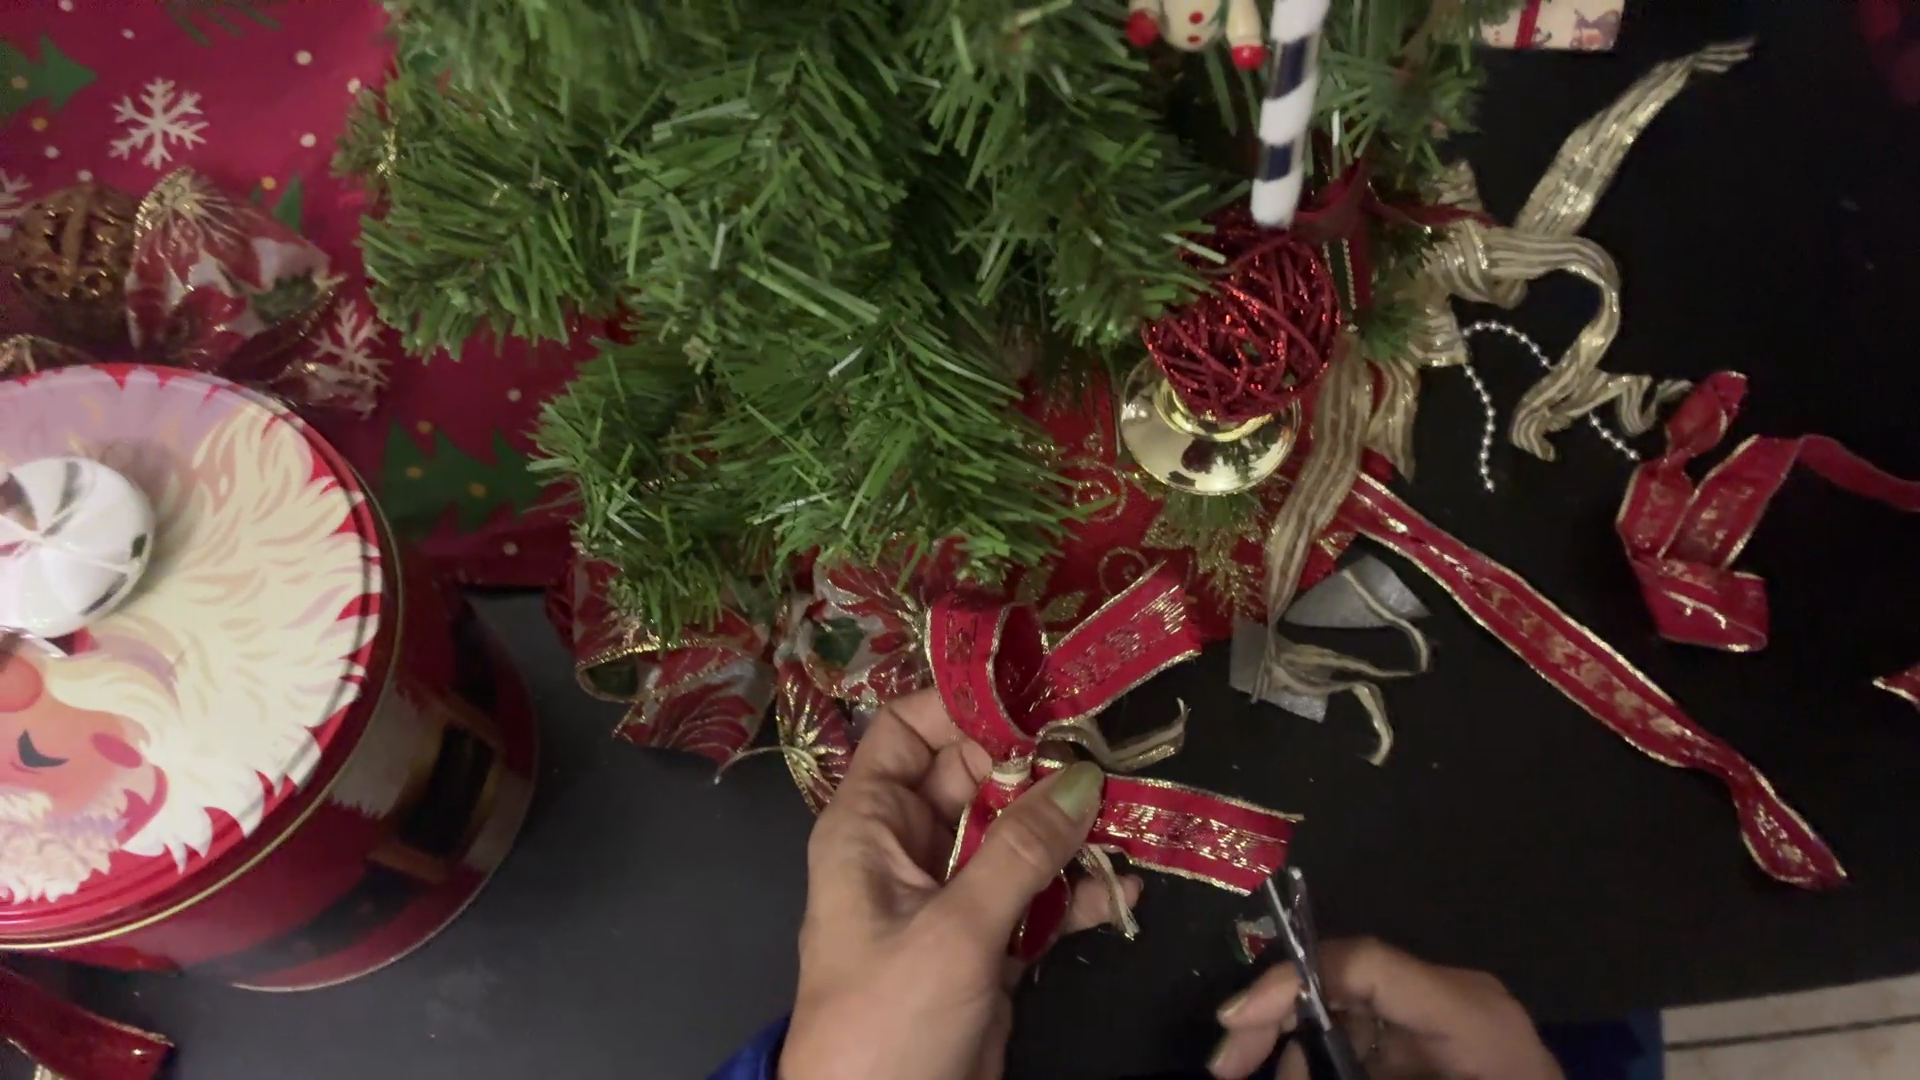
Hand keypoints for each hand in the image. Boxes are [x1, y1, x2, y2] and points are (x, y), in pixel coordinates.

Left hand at [779, 688, 1140, 1079]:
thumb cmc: (889, 1023)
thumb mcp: (955, 931)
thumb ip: (1021, 851)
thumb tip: (1083, 776)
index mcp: (869, 822)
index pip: (907, 729)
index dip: (962, 706)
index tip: (1035, 695)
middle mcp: (906, 843)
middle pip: (971, 775)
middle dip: (1033, 763)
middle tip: (1103, 750)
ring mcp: (947, 890)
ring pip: (1009, 831)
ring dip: (1063, 825)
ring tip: (1126, 810)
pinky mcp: (983, 937)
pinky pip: (1030, 891)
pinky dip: (1071, 889)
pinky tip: (1125, 889)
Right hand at [1209, 937, 1563, 1079]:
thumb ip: (1347, 1067)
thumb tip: (1288, 1067)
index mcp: (1467, 1011)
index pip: (1362, 963)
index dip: (1290, 981)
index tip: (1234, 1021)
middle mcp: (1447, 997)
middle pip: (1336, 980)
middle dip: (1272, 1015)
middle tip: (1224, 1062)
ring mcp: (1437, 1018)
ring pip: (1336, 1008)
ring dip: (1288, 1043)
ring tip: (1251, 1072)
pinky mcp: (1426, 1042)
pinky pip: (1356, 1035)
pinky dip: (1318, 1057)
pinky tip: (1295, 1073)